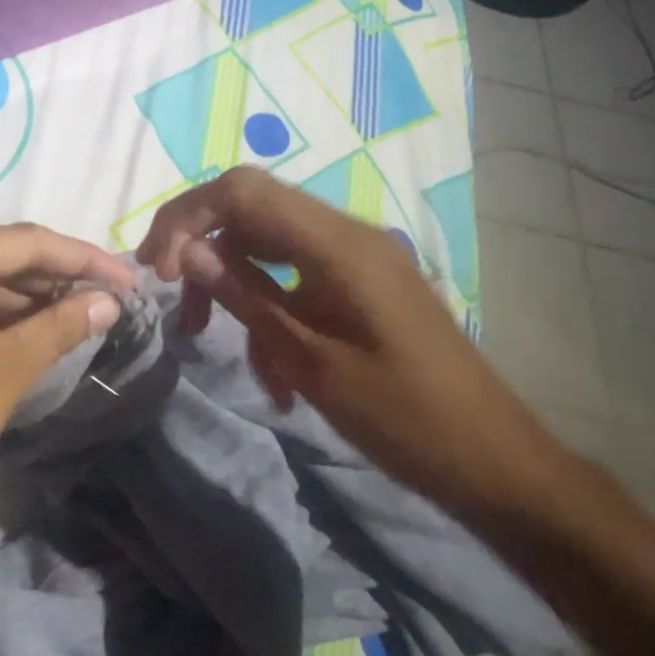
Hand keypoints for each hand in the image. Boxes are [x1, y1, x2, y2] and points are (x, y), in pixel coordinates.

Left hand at [0, 225, 134, 545]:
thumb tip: (108, 300)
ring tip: (77, 313)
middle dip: (50, 279)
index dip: (81, 258)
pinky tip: (28, 327)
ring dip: (18, 298)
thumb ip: (61, 324)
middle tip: (107, 296)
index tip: (129, 279)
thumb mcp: (7, 369)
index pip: (20, 243)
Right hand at [135, 167, 575, 517]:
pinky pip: (295, 277)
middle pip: (250, 212)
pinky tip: (272, 375)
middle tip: (176, 305)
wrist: (496, 464)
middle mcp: (347, 236)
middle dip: (201, 251)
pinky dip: (268, 310)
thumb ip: (244, 295)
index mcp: (338, 244)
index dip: (187, 218)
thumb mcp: (308, 359)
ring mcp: (357, 260)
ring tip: (212, 342)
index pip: (241, 191)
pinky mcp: (362, 286)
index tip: (158, 271)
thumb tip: (185, 249)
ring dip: (232, 288)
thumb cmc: (404, 416)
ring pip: (267, 246)